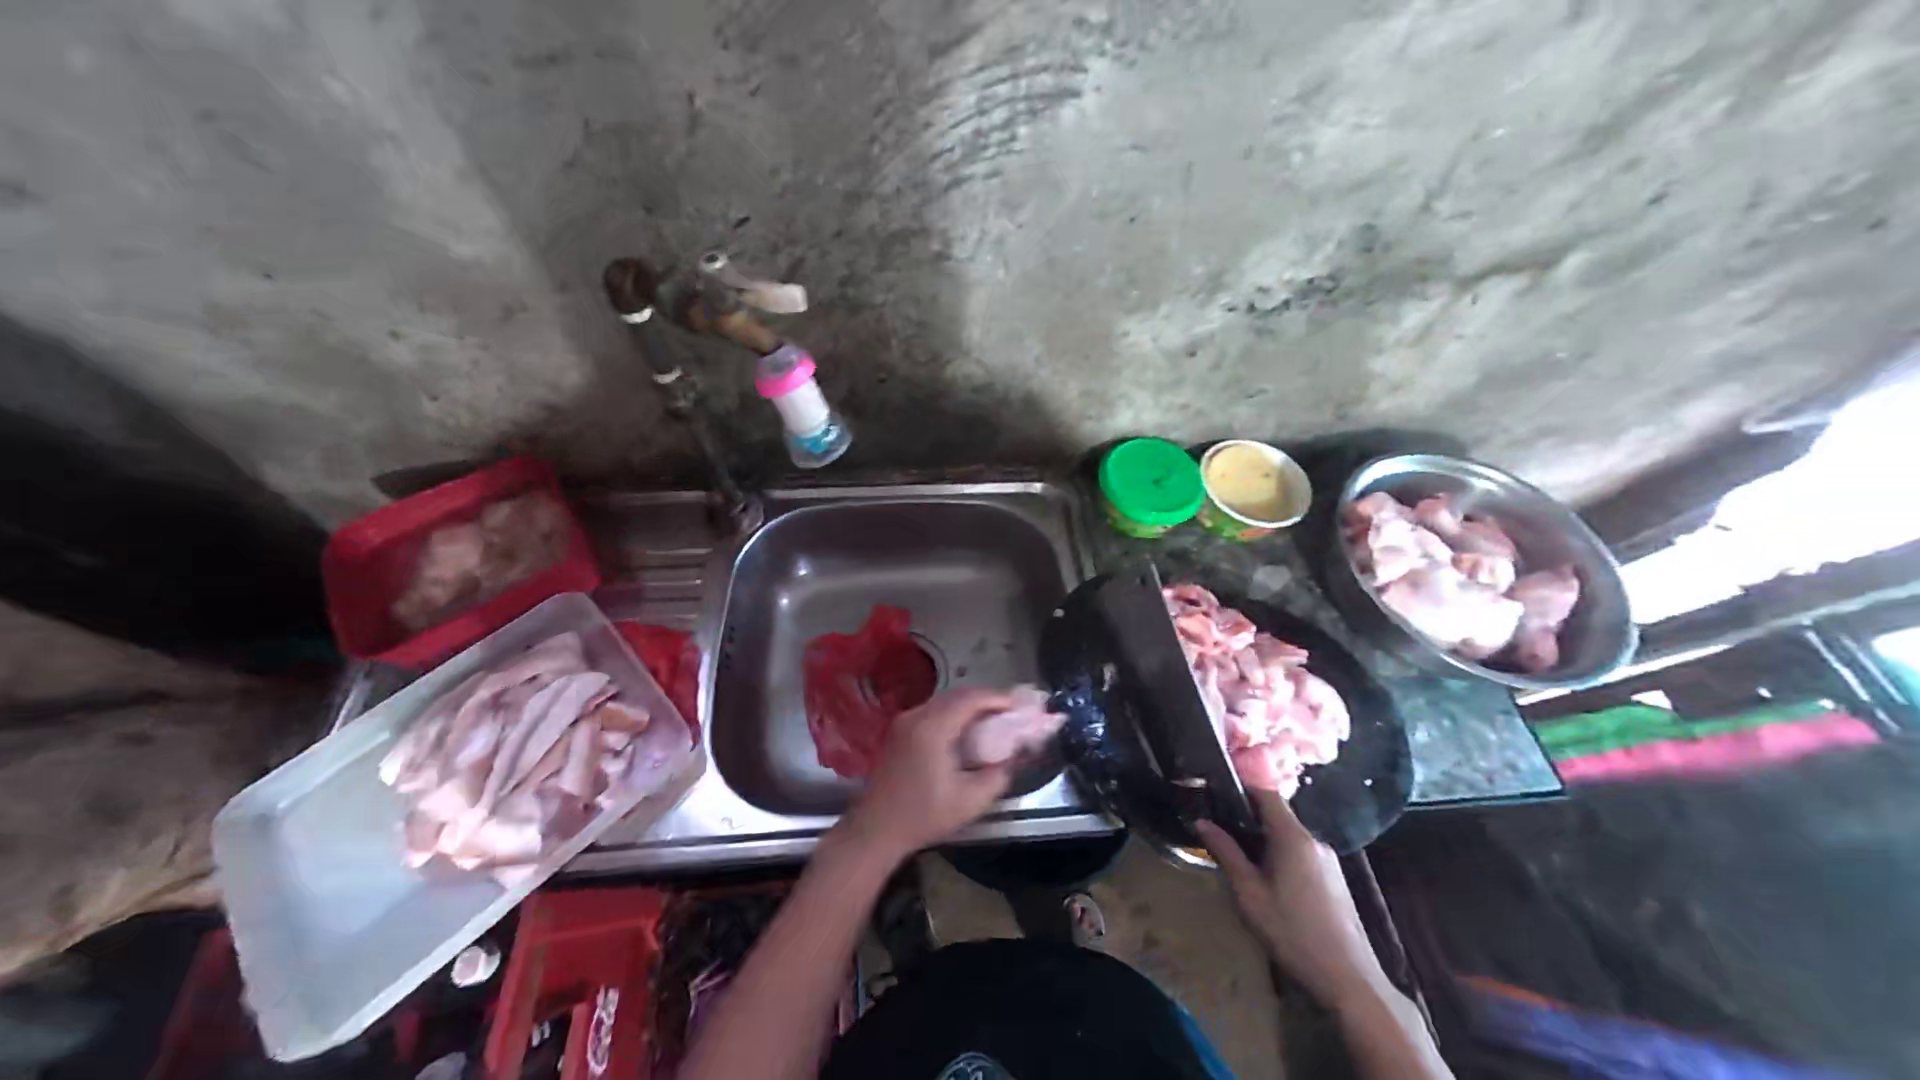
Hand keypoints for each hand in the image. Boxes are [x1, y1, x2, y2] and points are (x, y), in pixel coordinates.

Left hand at [836, 688, 1016, 860]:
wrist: (876, 829)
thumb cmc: (923, 816)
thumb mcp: (970, 801)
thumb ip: (998, 774)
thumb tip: (1015, 755)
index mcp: (932, 728)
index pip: (970, 699)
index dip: (998, 698)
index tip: (1019, 706)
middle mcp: (915, 716)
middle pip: (957, 695)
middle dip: (986, 700)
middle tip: (1011, 712)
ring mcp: (903, 721)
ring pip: (944, 701)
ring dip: (969, 706)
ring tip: (994, 719)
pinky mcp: (898, 730)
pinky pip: (932, 711)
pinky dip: (954, 713)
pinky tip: (967, 730)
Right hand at [1194, 790, 1388, 1006]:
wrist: (1349, 979)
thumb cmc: (1291, 931)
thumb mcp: (1248, 893)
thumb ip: (1226, 852)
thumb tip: (1201, 821)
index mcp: (1292, 837)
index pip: (1266, 792)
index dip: (1241, 784)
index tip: (1215, 786)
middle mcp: (1313, 840)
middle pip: (1277, 813)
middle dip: (1247, 815)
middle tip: (1218, 824)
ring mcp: (1327, 860)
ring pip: (1288, 835)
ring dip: (1263, 837)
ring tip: (1236, 852)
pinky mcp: (1334, 879)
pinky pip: (1300, 852)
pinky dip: (1279, 853)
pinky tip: (1266, 877)